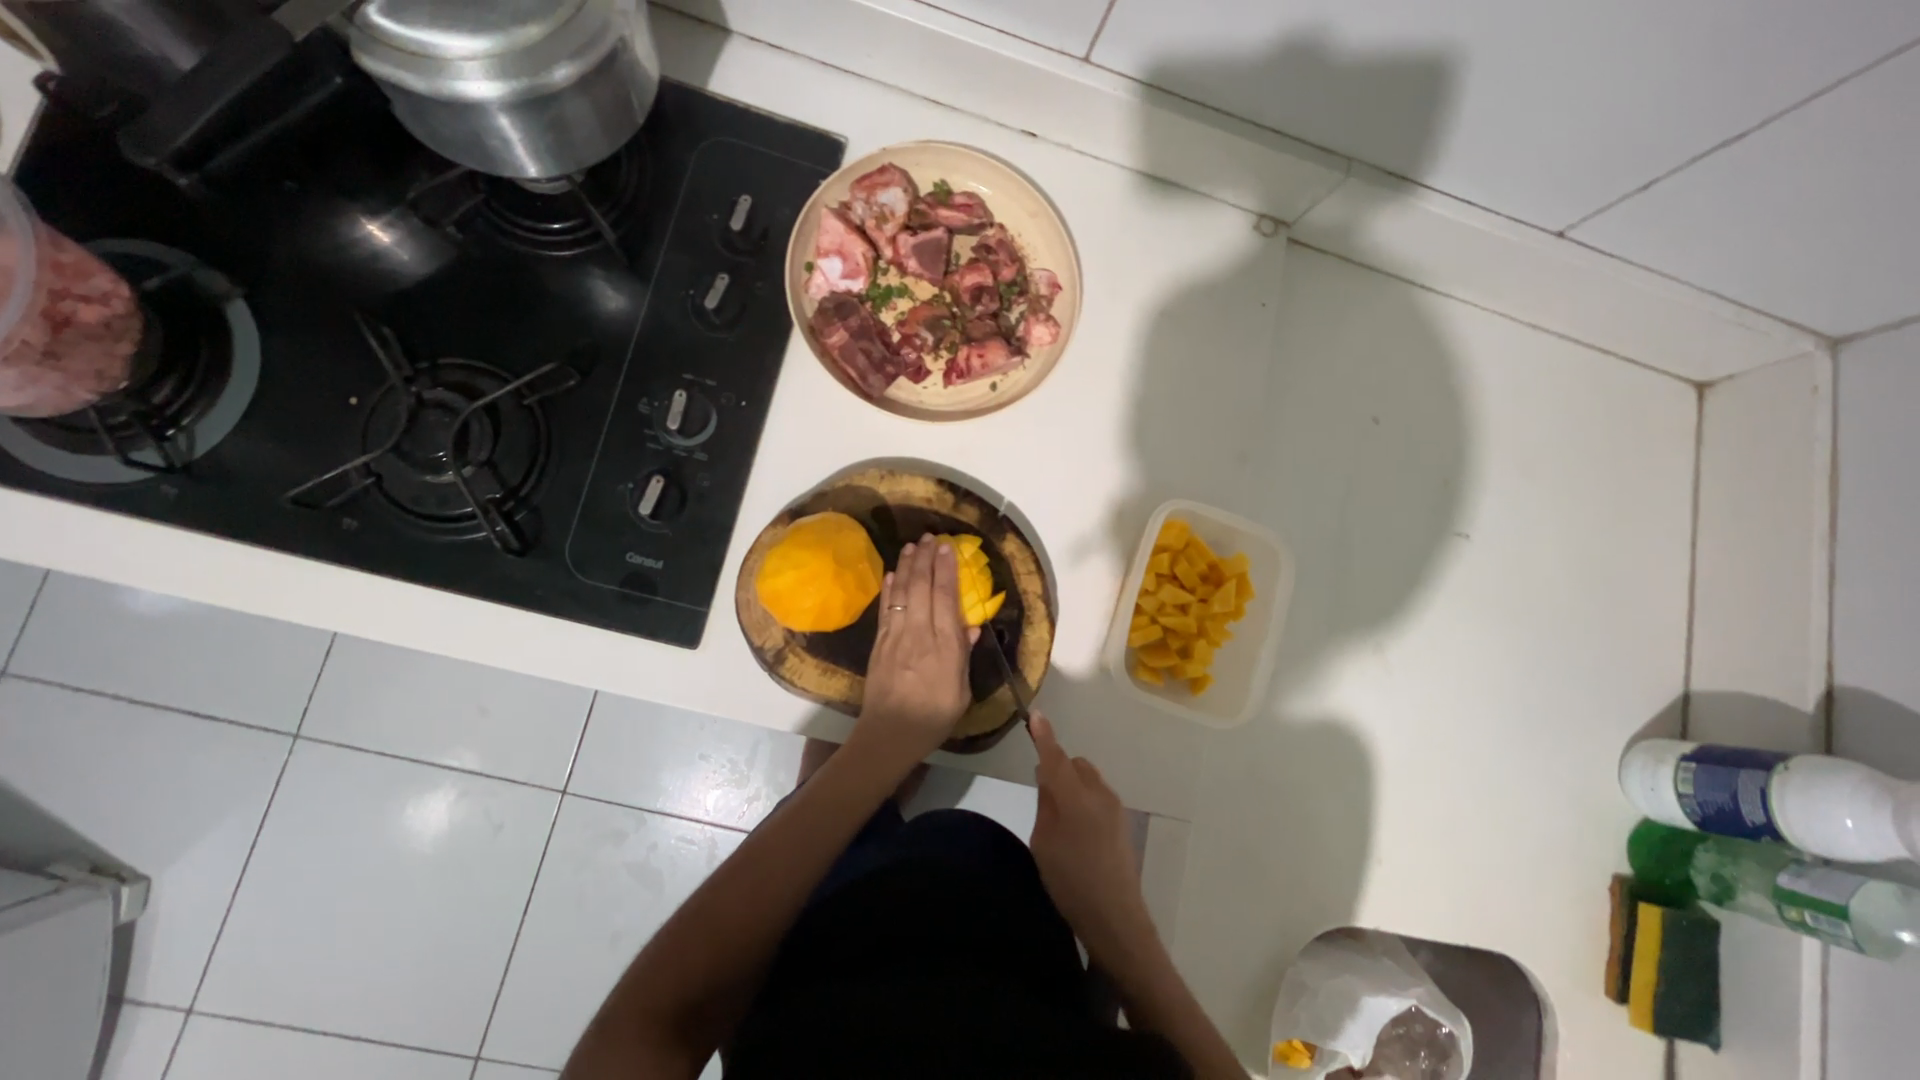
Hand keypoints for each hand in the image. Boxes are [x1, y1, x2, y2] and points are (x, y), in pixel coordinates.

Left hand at [853, 534, 980, 762]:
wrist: (890, 734)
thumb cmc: (933, 717)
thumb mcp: (960, 691)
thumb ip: (963, 657)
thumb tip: (970, 628)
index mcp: (945, 646)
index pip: (946, 598)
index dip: (946, 570)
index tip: (948, 549)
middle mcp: (920, 634)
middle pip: (922, 588)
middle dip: (926, 560)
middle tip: (930, 537)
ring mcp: (896, 637)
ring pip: (902, 593)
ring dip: (907, 567)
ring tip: (911, 546)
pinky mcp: (879, 644)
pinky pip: (886, 609)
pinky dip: (889, 589)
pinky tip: (892, 574)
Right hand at [1029, 714, 1153, 962]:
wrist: (1115, 917)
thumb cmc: (1070, 882)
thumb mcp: (1043, 843)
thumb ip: (1045, 805)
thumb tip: (1048, 779)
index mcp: (1074, 797)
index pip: (1055, 757)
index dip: (1043, 736)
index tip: (1034, 716)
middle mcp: (1098, 793)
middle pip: (1075, 764)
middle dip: (1058, 766)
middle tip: (1040, 791)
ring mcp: (1114, 807)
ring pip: (1088, 779)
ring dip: (1072, 783)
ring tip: (1058, 816)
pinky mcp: (1122, 822)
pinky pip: (1097, 796)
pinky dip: (1083, 798)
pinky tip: (1076, 828)